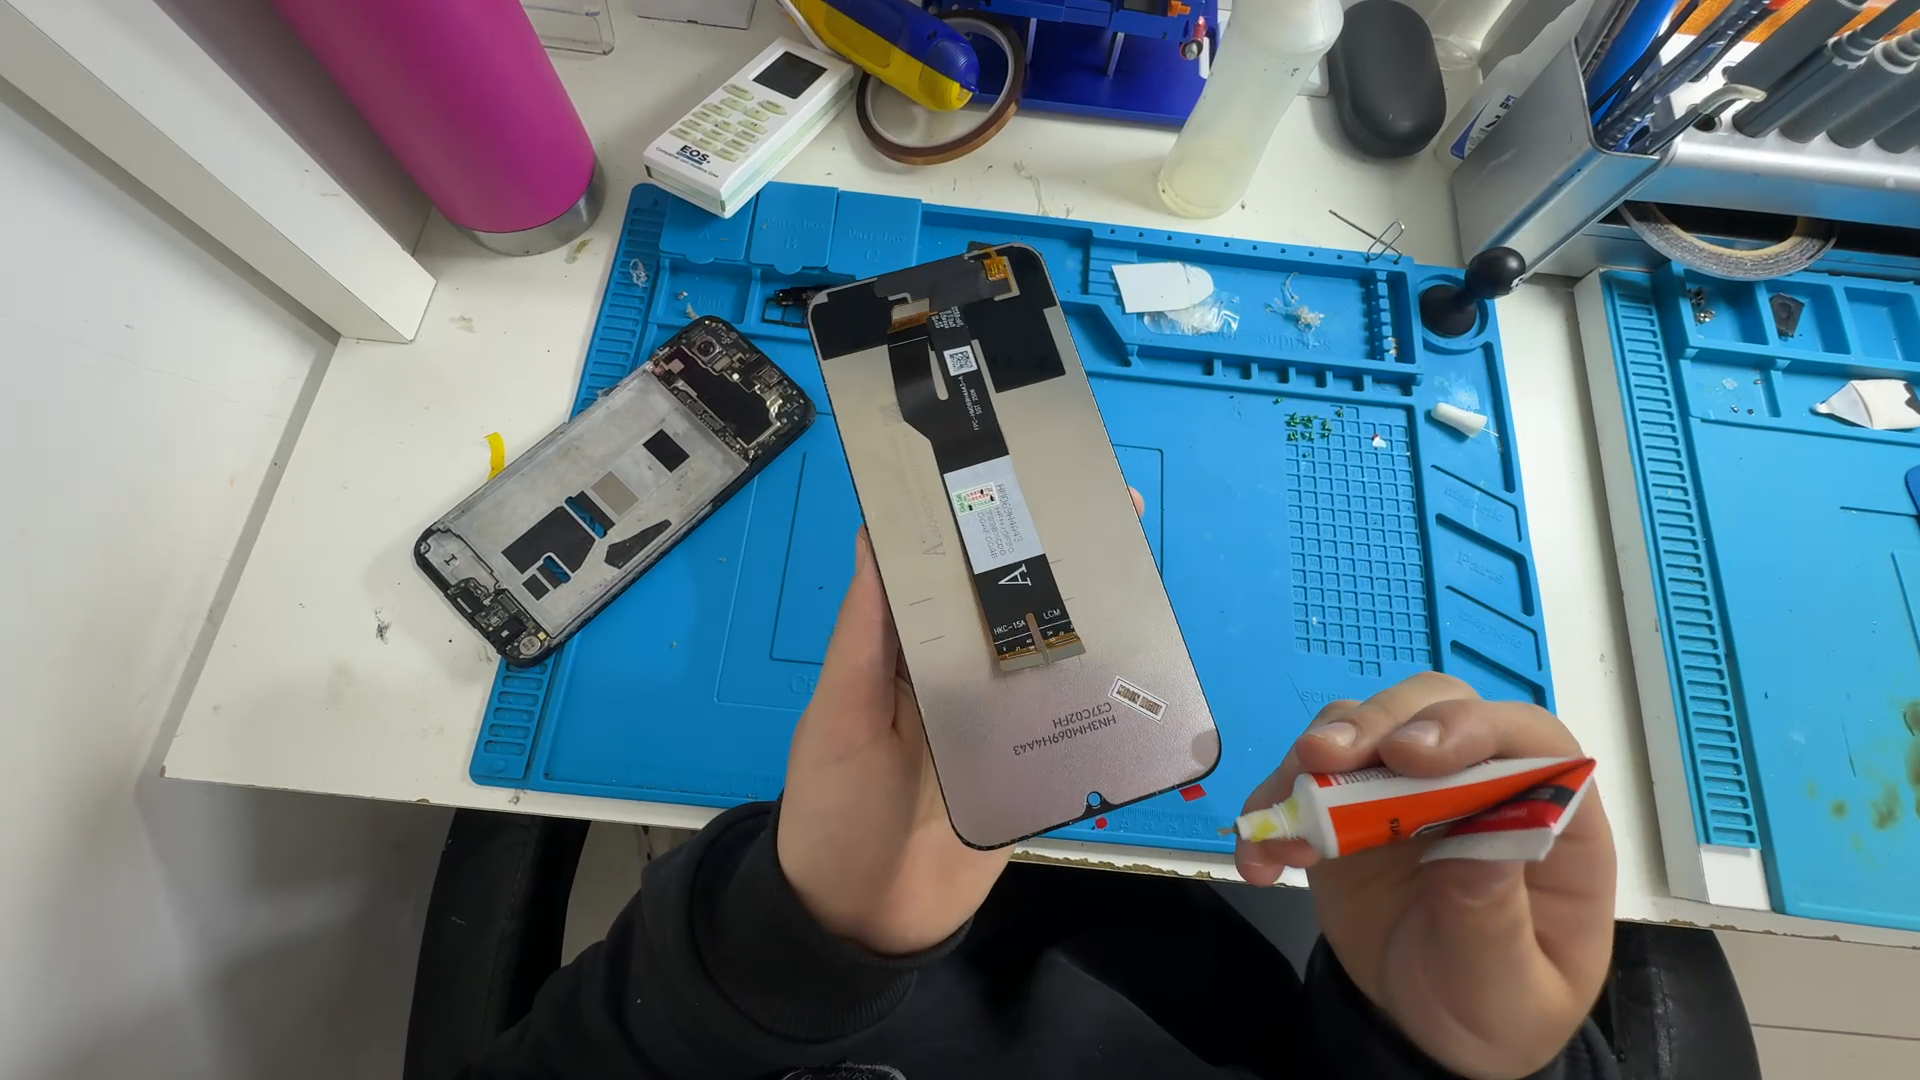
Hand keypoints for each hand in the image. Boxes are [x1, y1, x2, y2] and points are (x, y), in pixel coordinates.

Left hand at [780, 491, 1146, 954]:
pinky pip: (1071, 723)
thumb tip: (873, 532)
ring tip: (1137, 577)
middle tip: (1111, 520)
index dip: (985, 530)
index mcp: (913, 650)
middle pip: (1013, 610)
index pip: (952, 576)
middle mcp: (962, 676)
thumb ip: (864, 632)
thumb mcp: (838, 710)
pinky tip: (1143, 665)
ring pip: (1050, 659)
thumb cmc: (837, 806)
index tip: (1026, 483)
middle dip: (1057, 565)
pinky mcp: (1032, 767)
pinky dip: (1104, 696)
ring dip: (1090, 621)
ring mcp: (1001, 723)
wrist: (862, 918)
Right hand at [1235, 673, 1615, 1079]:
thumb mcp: (1504, 986)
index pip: (1525, 738)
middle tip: (1322, 758)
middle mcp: (1472, 782)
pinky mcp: (1341, 798)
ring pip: (1357, 723)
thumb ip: (1490, 916)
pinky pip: (1301, 773)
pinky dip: (1271, 803)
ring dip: (1311, 758)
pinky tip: (1260, 857)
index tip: (1410, 754)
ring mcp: (1400, 785)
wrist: (1415, 1023)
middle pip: (1428, 707)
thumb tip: (1477, 839)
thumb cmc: (1486, 1006)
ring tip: (1283, 822)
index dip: (1470, 727)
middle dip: (1373, 722)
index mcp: (1545, 819)